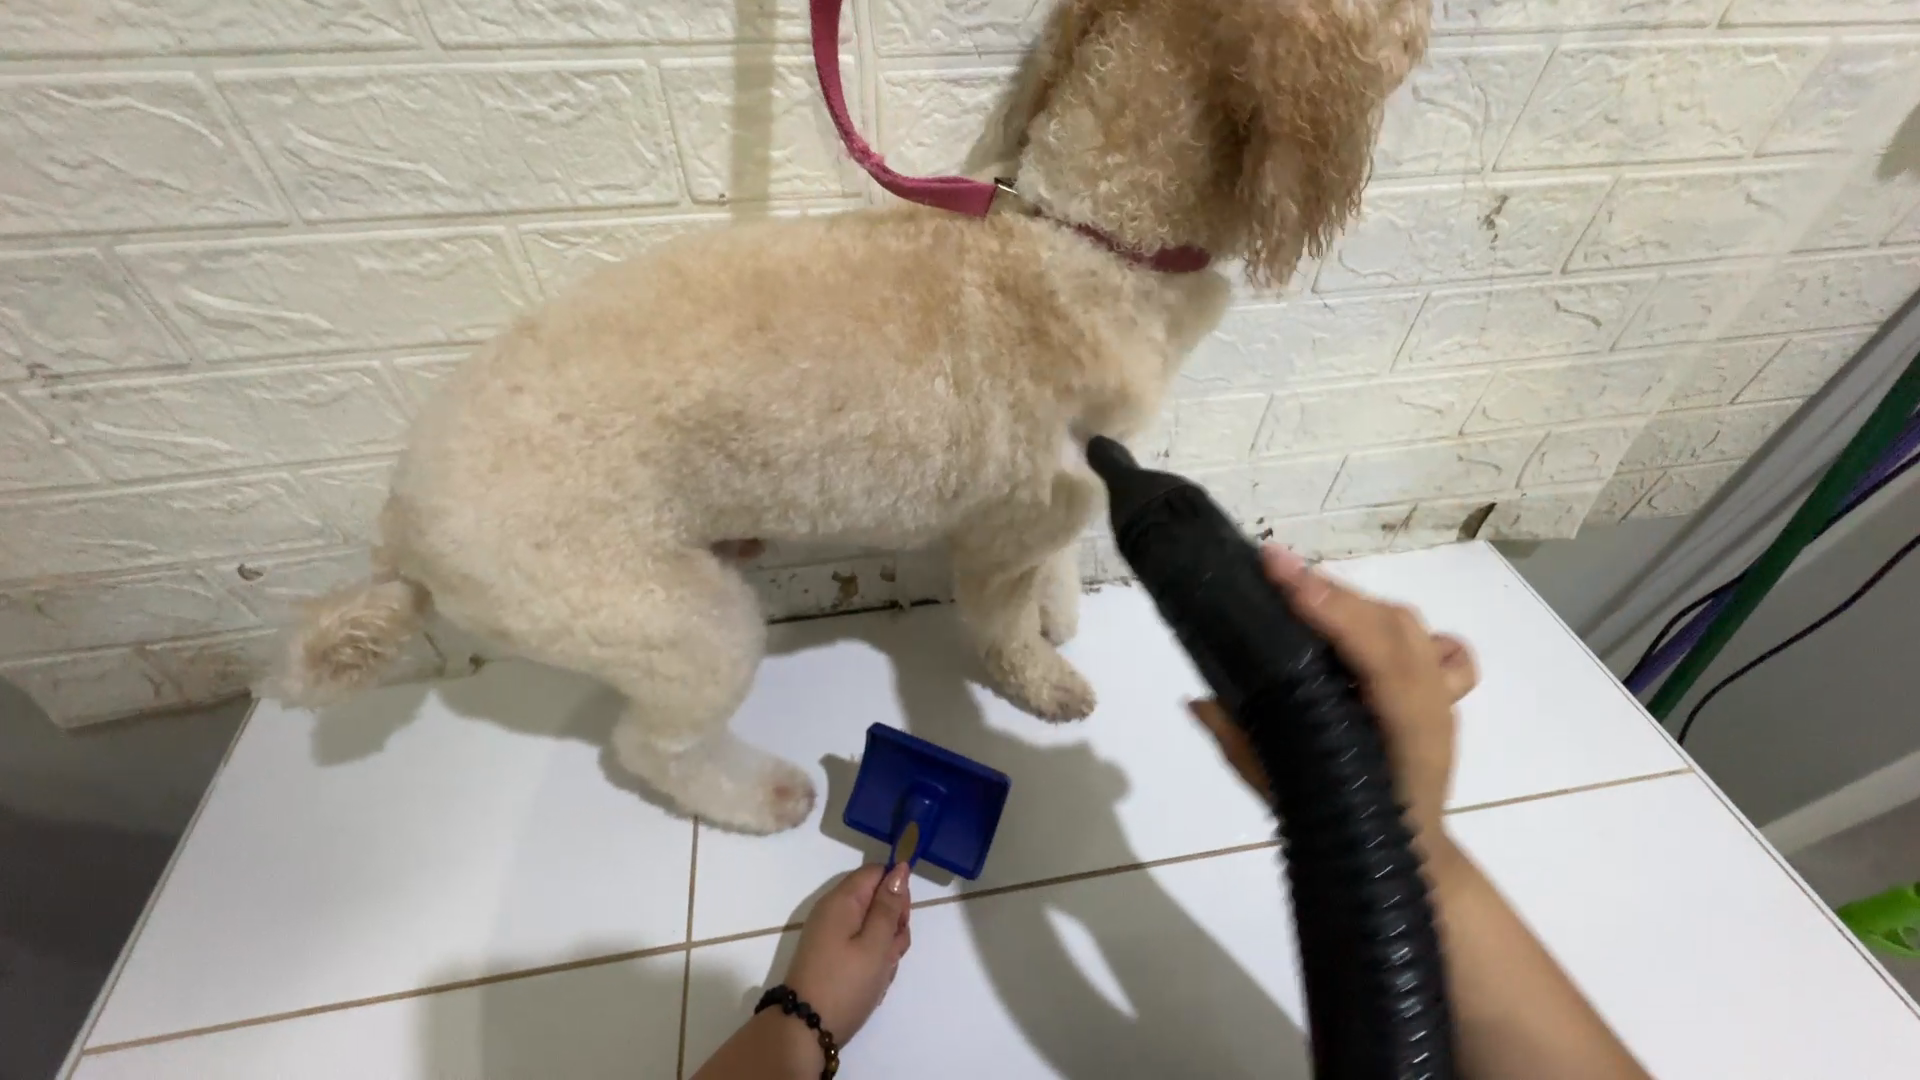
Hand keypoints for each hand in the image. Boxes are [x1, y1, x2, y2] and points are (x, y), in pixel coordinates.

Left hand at [783, 864, 912, 1042]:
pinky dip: (870, 961)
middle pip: (876, 900)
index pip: (877, 872)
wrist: (803, 1031)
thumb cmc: (845, 983)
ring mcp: (830, 934)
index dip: (896, 890)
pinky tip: (871, 983)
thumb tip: (899, 868)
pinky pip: (859, 946)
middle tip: (891, 953)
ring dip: (884, 947)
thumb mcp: (876, 943)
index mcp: (843, 899)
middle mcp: (834, 910)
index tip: (902, 921)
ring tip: (880, 974)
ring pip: (871, 927)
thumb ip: (890, 905)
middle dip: (892, 925)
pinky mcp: (830, 956)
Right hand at [1189, 545, 1477, 842]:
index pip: (1375, 654)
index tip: (1279, 569)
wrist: (1411, 863)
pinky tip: (1368, 626)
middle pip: (1389, 626)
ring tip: (1301, 588)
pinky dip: (1405, 629)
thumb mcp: (1278, 791)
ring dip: (1353, 600)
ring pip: (1407, 626)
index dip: (1329, 606)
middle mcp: (1429, 709)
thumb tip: (1196, 698)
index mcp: (1401, 736)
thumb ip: (1239, 743)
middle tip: (1272, 568)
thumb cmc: (1341, 831)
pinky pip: (1440, 649)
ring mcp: (1442, 701)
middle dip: (1330, 590)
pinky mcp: (1443, 698)